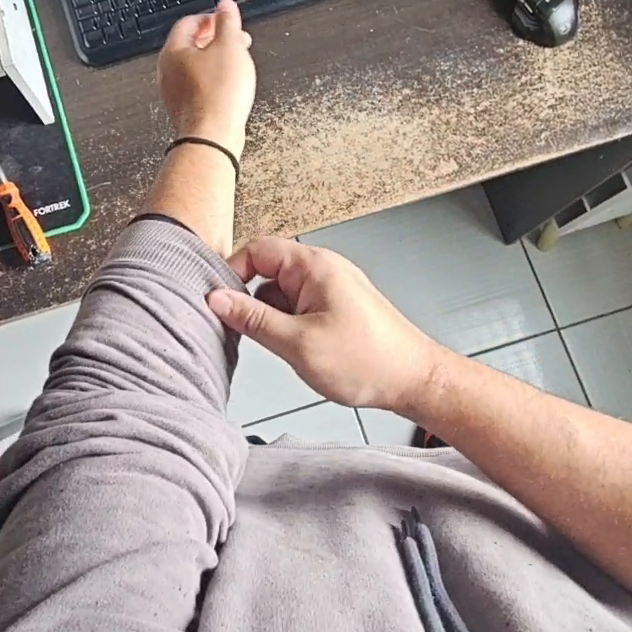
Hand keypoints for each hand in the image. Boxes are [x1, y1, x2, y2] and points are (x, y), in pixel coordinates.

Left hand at [158, 0, 255, 156]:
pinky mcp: (186, 110)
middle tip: (235, 39)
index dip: (210, 17)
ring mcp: (175, 93)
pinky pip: (199, 87)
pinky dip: (214, 81)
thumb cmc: (217, 96)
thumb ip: (227, 22)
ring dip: (216, 60)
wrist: (212, 137)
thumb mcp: (230, 47)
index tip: (226, 19)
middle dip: (215, 39)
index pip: (188, 23)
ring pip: (195, 67)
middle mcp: (169, 72)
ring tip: (237, 62)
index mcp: (173, 52)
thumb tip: (225, 7)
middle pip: (191, 45)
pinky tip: (229, 86)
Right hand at [208, 237, 452, 412]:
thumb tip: (217, 300)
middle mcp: (323, 269)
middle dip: (249, 299)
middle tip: (243, 329)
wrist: (413, 381)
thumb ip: (252, 319)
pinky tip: (294, 349)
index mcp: (314, 266)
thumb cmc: (369, 361)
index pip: (257, 250)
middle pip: (267, 270)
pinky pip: (297, 305)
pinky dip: (286, 324)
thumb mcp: (297, 343)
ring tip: (280, 346)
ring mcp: (330, 287)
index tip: (218, 301)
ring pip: (280, 292)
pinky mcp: (335, 306)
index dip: (232, 273)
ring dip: (270, 316)